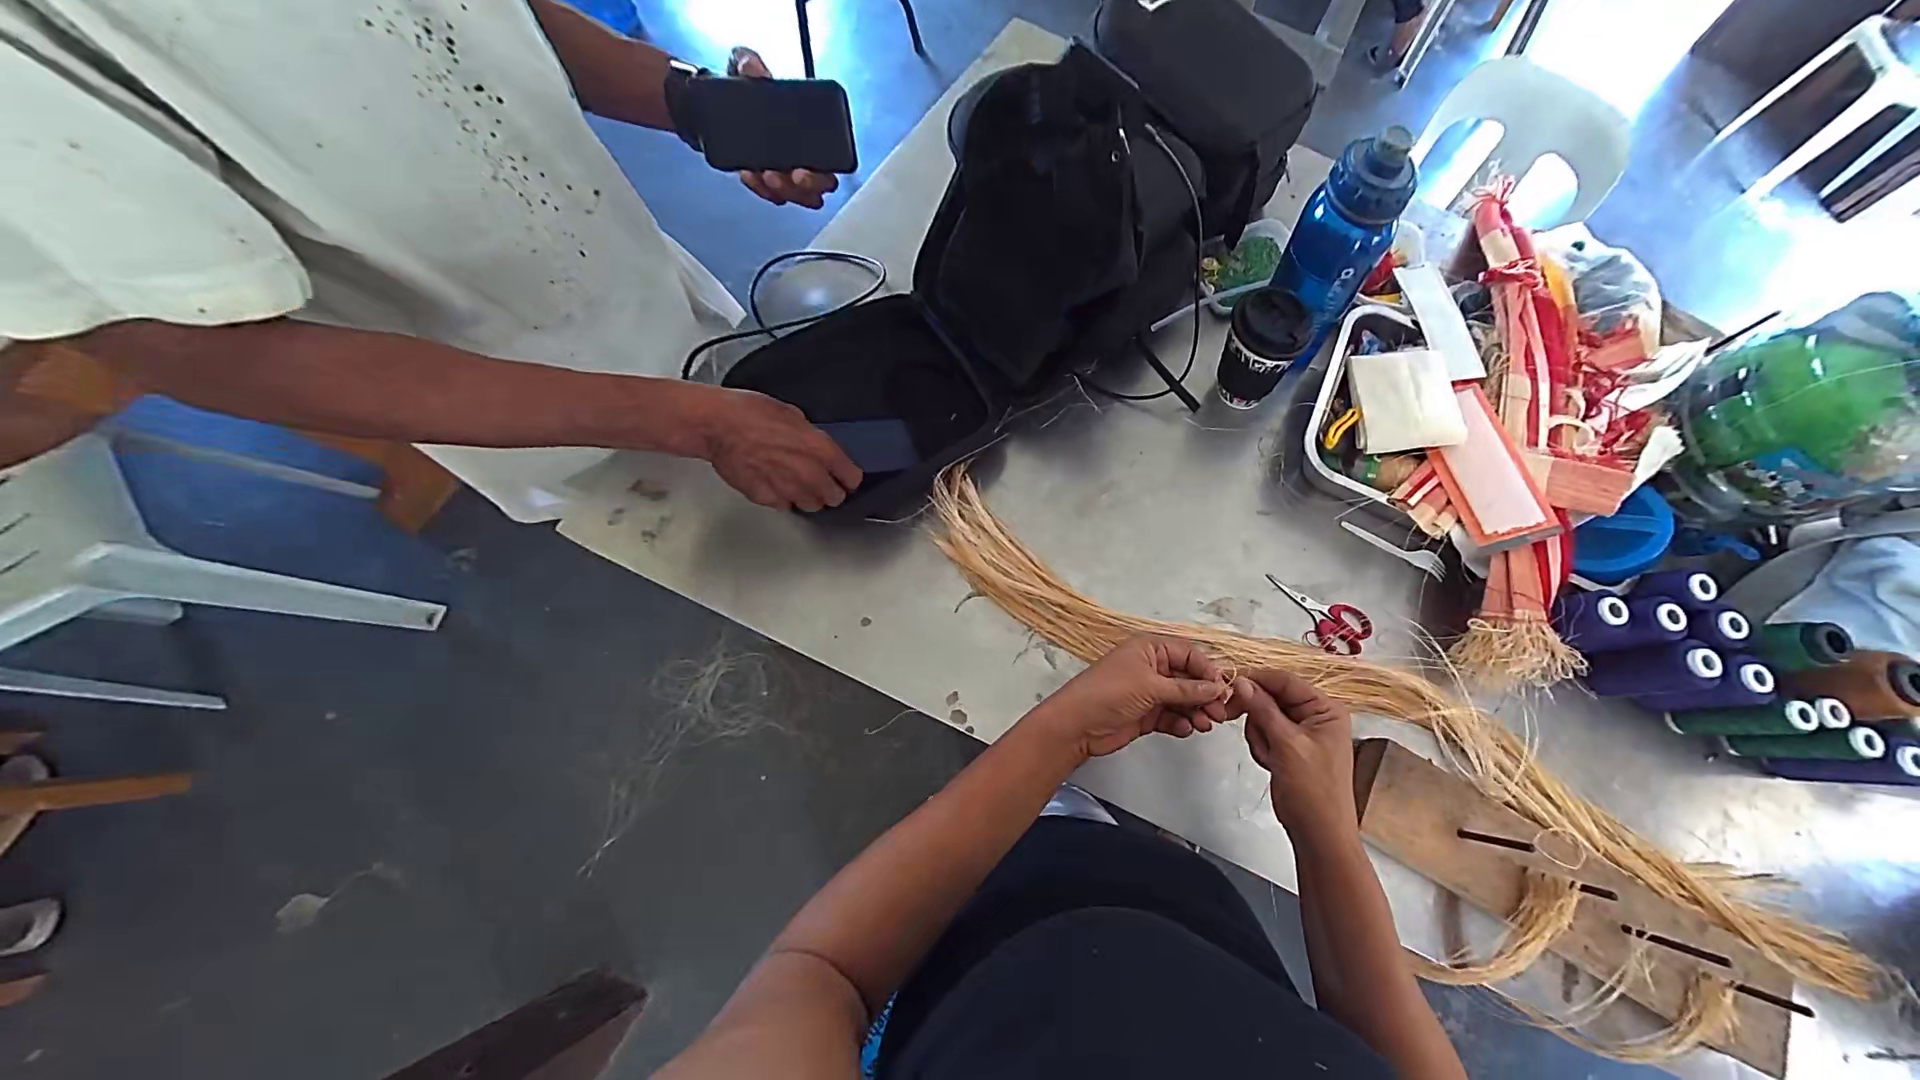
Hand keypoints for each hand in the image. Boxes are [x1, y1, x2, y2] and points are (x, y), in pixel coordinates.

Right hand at [695, 387, 861, 510]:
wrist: (718, 425)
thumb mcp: (793, 415)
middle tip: (821, 482)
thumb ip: (811, 436)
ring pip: (811, 506)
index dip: (848, 477)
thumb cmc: (749, 413)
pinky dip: (782, 499)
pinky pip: (784, 506)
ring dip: (807, 497)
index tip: (844, 477)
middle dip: (830, 491)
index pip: (852, 478)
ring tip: (796, 484)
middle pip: (835, 498)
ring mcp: (789, 489)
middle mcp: (810, 474)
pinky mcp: (768, 498)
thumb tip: (815, 445)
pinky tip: (774, 484)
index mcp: (821, 450)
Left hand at [729, 47, 841, 209]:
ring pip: (796, 196)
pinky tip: (750, 174)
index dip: (824, 170)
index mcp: (808, 132)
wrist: (714, 105)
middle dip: (808, 186)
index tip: (809, 168)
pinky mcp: (765, 181)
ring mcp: (784, 173)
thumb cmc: (741, 88)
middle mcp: (801, 158)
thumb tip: (753, 68)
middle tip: (795, 175)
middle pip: (817, 187)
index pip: (830, 161)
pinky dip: (760, 189)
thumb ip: (748, 63)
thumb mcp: (745, 67)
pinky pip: (769, 194)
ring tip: (768, 175)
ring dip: (784, 191)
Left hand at [1026, 636, 1232, 759]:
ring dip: (1196, 712)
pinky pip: (1172, 716)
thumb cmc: (1107, 693)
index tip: (1222, 689)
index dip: (1207, 670)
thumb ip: (1186, 689)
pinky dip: (1181, 723)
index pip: (1189, 654)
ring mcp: (1148, 692)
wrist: (1077, 725)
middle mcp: (1150, 668)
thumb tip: (1216, 687)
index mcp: (1149, 649)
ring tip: (1204, 724)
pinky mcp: (1145, 714)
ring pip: (1183, 700)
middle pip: (1189, 678)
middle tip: (1218, 713)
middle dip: (1205, 695)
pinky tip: (1185, 729)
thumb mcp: (1150, 686)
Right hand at [1230, 669, 1358, 843]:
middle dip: (1256, 714)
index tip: (1229, 686)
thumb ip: (1262, 709)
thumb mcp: (1286, 744)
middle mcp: (1315, 716)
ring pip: (1263, 714)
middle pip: (1271, 696)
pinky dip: (1261, 745)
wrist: (1318, 832)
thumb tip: (1242, 682)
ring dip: (1258, 734)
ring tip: (1271, 756)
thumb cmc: (1313, 790)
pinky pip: (1264, 732)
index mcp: (1325, 709)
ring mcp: (1302, 732)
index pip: (1284, 681)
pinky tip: (1271, 762)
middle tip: (1233, 718)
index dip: (1256, 681)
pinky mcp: (1289, 746)